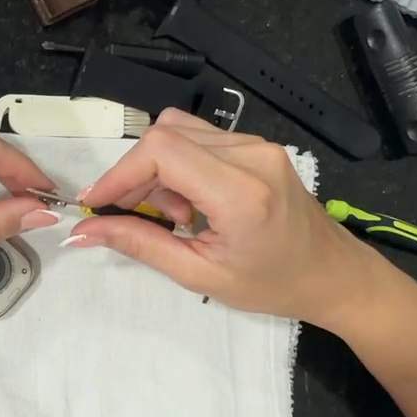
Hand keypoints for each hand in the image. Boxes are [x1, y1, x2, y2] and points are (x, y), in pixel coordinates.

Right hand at [68, 108, 379, 327]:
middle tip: (136, 217)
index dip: (119, 173)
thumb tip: (83, 232)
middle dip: (135, 175)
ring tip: (173, 215)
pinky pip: (198, 139)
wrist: (333, 274)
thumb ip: (139, 244)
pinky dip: (177, 167)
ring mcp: (257, 145)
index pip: (162, 152)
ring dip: (156, 170)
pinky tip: (190, 203)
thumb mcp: (199, 275)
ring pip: (178, 131)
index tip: (95, 204)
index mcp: (240, 193)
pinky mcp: (256, 145)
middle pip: (164, 135)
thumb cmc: (272, 285)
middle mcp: (251, 155)